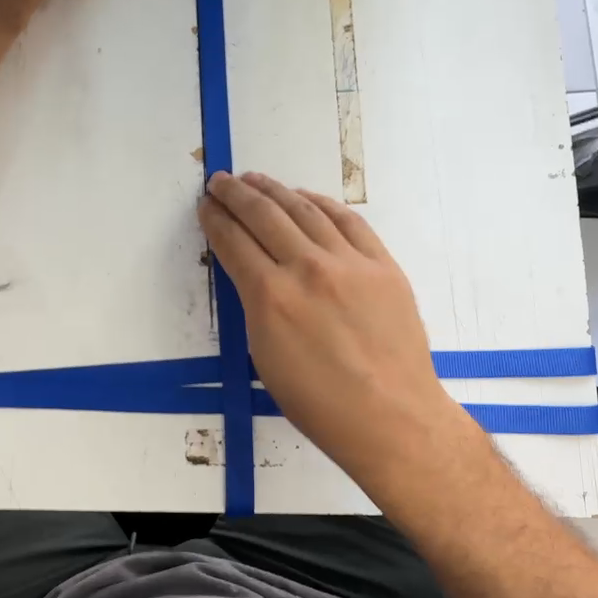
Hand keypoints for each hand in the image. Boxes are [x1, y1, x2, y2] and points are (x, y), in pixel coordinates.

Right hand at [197, 172, 466, 479]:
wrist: (391, 418)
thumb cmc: (319, 403)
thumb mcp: (265, 356)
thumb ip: (257, 305)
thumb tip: (253, 272)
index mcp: (271, 297)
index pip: (234, 242)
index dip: (215, 220)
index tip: (206, 206)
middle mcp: (308, 269)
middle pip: (264, 215)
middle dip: (236, 195)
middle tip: (220, 182)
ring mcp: (350, 263)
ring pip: (305, 210)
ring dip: (275, 190)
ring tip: (255, 179)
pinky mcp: (383, 265)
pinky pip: (348, 222)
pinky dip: (321, 204)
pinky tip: (305, 197)